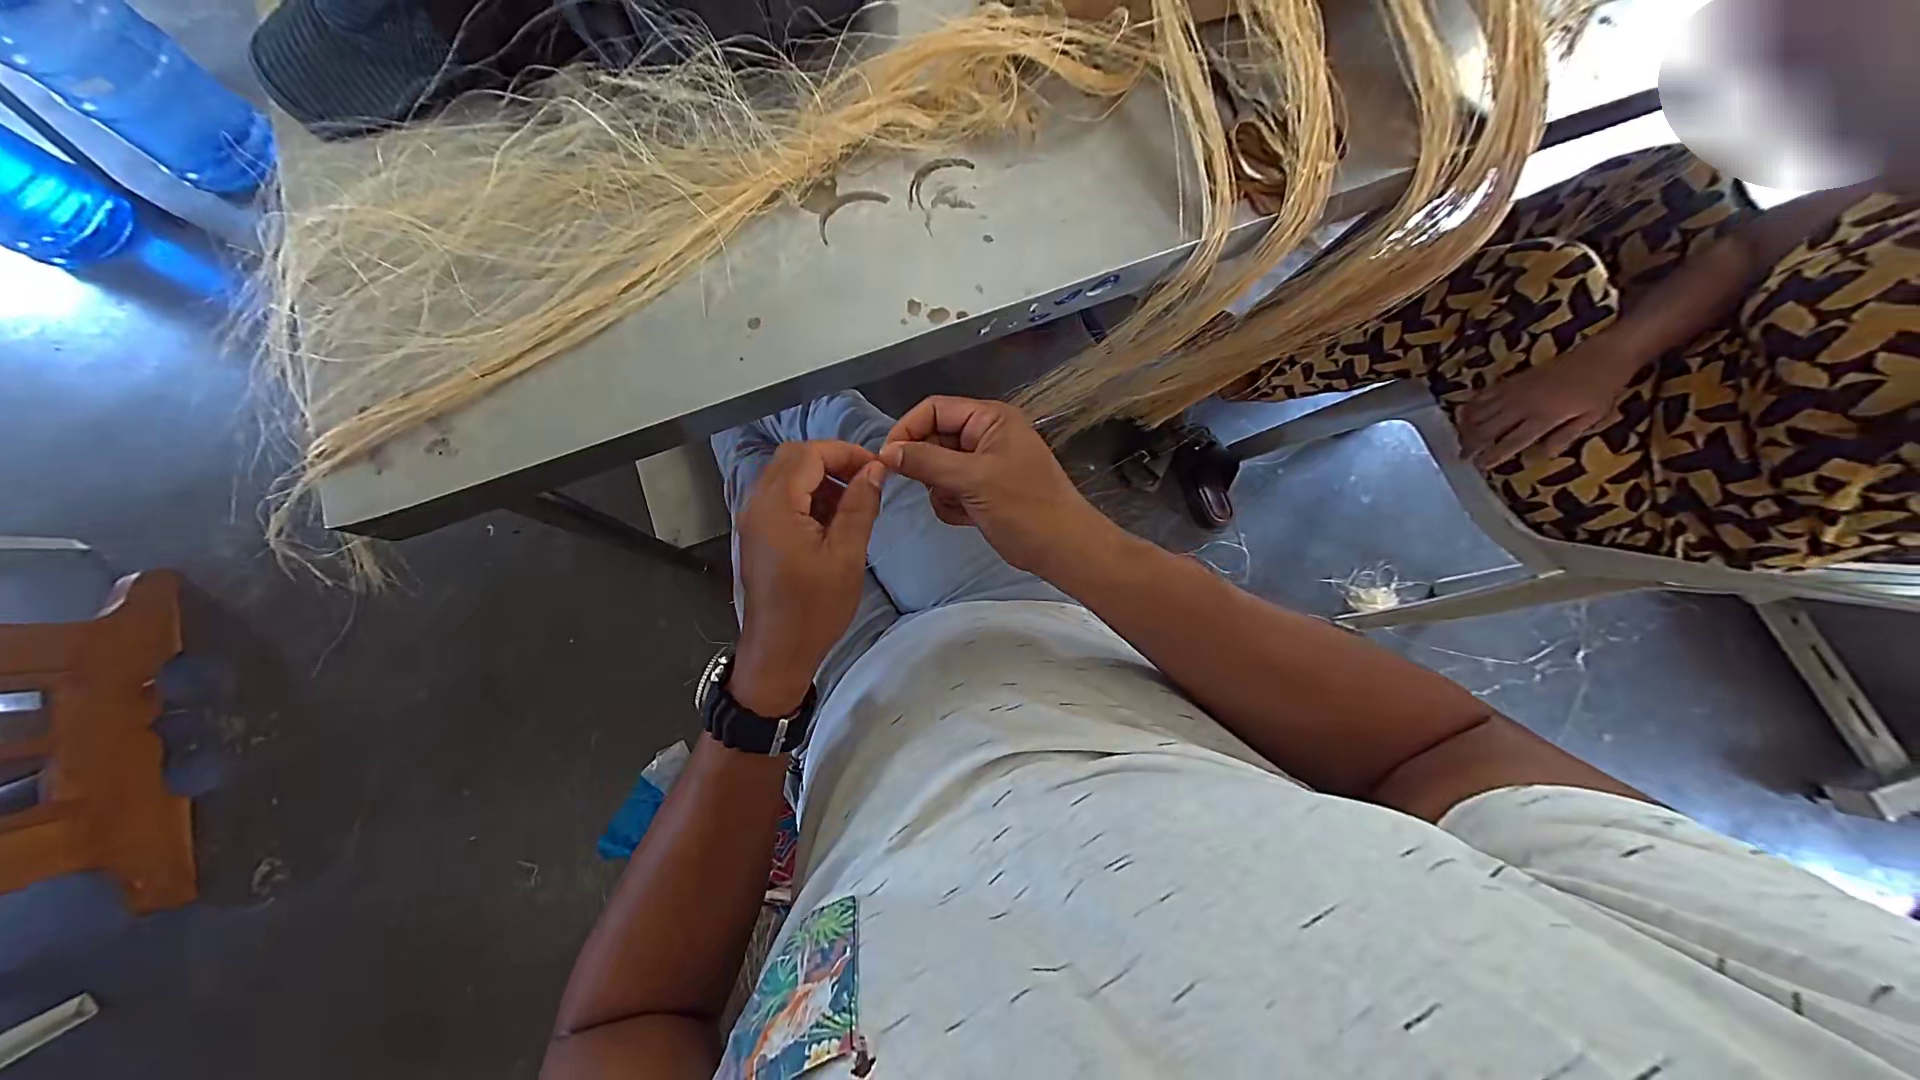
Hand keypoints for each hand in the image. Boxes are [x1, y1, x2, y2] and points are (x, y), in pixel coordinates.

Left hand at [731, 440, 884, 716]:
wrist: (779, 652)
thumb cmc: (814, 609)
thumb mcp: (846, 555)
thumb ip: (859, 505)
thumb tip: (875, 471)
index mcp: (776, 507)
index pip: (809, 454)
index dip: (845, 453)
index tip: (876, 468)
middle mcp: (757, 506)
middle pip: (793, 459)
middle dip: (833, 462)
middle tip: (866, 481)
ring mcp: (754, 520)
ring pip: (787, 476)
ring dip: (822, 480)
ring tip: (854, 504)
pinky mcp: (758, 535)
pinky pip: (782, 499)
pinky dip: (809, 497)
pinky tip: (834, 521)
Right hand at [877, 396, 1111, 576]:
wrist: (1062, 548)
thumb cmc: (1025, 507)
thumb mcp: (973, 479)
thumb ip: (927, 462)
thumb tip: (887, 452)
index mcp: (990, 418)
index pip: (935, 409)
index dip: (908, 430)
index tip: (887, 458)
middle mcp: (985, 435)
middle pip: (933, 439)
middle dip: (928, 467)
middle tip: (937, 488)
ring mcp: (984, 464)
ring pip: (937, 468)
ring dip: (940, 490)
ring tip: (961, 505)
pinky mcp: (982, 490)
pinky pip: (948, 490)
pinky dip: (951, 504)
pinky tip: (968, 517)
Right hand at [1454, 335, 1643, 467]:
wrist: (1603, 354)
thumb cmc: (1602, 388)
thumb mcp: (1592, 417)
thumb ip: (1563, 436)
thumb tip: (1539, 456)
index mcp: (1544, 417)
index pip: (1510, 442)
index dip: (1493, 456)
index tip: (1480, 466)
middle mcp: (1522, 405)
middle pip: (1487, 429)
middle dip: (1471, 445)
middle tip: (1462, 457)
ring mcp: (1514, 391)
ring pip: (1479, 413)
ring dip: (1467, 428)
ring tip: (1460, 440)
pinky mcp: (1511, 380)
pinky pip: (1483, 395)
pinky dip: (1470, 406)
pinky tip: (1464, 415)